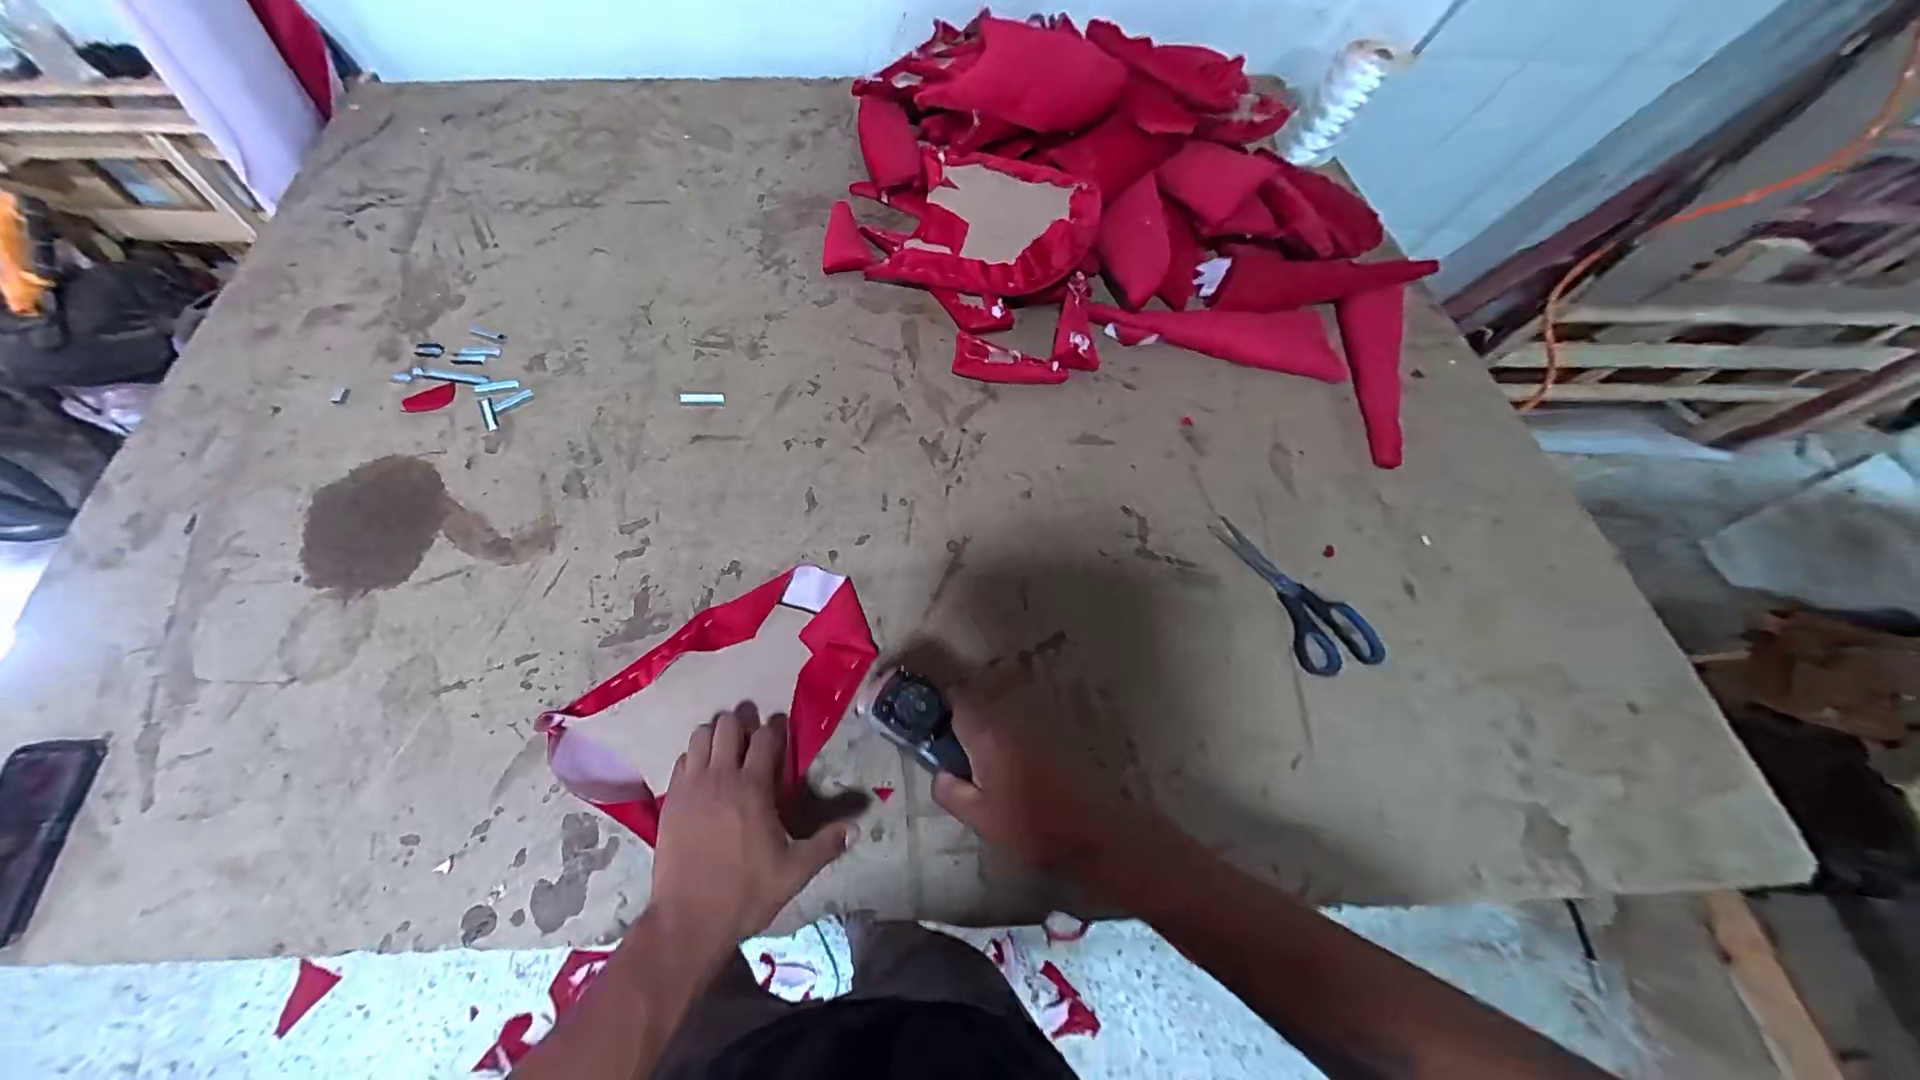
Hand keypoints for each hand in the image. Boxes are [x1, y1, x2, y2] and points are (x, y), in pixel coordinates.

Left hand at [647, 704, 852, 957]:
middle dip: (743, 724)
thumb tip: (857, 829)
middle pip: (728, 725)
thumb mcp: (795, 871)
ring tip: (727, 751)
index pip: (766, 737)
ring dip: (715, 736)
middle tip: (752, 739)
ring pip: (701, 735)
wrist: (688, 921)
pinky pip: (681, 759)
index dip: (776, 728)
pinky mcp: (670, 801)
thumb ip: (826, 845)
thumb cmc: (745, 893)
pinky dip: (695, 757)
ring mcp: (691, 787)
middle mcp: (721, 778)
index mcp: (753, 788)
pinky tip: (704, 775)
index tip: (781, 730)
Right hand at [931, 689, 1137, 873]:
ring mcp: (1035, 726)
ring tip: (980, 767)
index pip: (958, 697)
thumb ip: (951, 791)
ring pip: (999, 718)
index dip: (940, 705)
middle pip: (978, 705)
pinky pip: (1018, 730)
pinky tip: (1009, 773)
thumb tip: (941, 774)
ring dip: (985, 732)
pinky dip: (1006, 742)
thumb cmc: (1030, 826)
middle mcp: (1010, 720)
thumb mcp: (979, 818)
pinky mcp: (1053, 738)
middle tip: (952, 753)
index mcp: (987, 734)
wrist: (1092, 831)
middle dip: (961, 721)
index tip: (930, 724)